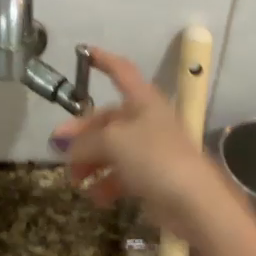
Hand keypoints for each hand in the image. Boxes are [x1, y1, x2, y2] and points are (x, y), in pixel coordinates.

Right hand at [50, 48, 232, 237]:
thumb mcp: (113, 141)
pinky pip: (122, 174)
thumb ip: (85, 140)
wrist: (196, 203)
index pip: (121, 71)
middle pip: (108, 120)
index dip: (103, 60)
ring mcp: (151, 151)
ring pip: (112, 150)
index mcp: (143, 101)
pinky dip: (107, 183)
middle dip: (83, 134)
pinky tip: (96, 197)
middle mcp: (147, 121)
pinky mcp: (153, 179)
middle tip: (59, 149)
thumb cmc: (155, 157)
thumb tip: (62, 143)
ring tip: (75, 180)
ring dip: (91, 163)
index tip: (84, 52)